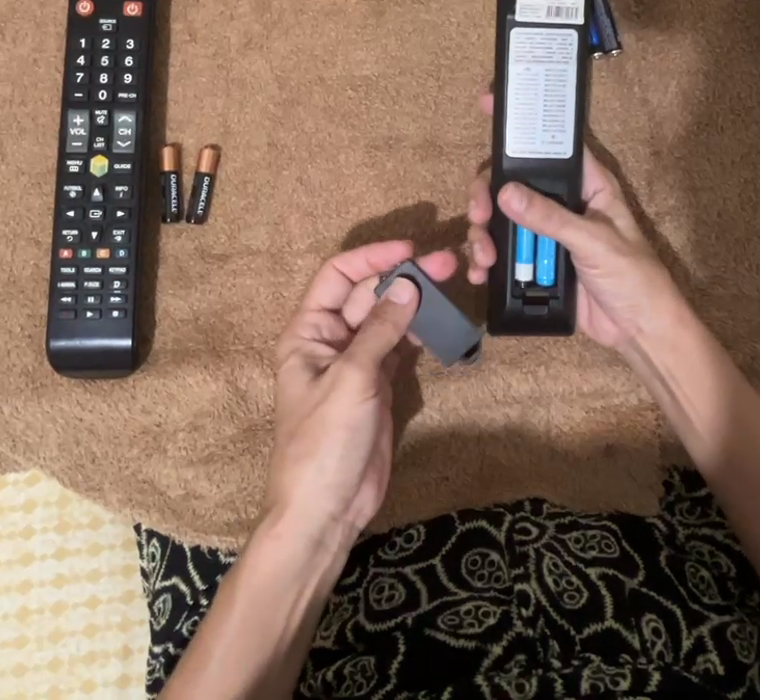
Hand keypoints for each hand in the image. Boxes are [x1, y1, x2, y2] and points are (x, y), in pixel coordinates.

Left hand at [263, 240, 459, 542]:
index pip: (339, 277)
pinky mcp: (377, 385)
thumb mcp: (350, 380)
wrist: (325, 509)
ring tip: (451, 287)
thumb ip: (380, 331)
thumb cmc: (323, 441)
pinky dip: (419, 333)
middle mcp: (330, 340)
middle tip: (447, 264)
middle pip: (369, 295)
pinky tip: (442, 324)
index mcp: (308, 332)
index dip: (372, 258)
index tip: (410, 250)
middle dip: (404, 278)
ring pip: (388, 320)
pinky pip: (399, 347)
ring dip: (416, 303)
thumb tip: (408, 284)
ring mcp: (356, 363)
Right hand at [465, 95, 688, 351]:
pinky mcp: (537, 263)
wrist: (639, 330)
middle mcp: (563, 203)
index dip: (520, 124)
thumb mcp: (594, 241)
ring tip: (482, 257)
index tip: (487, 103)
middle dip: (487, 194)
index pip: (551, 145)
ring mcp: (547, 233)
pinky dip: (487, 260)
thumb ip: (550, 217)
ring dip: (484, 233)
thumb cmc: (634, 277)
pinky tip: (481, 274)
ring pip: (501, 218)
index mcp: (588, 185)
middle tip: (477, 213)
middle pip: (513, 181)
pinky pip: (503, 252)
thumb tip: (505, 191)